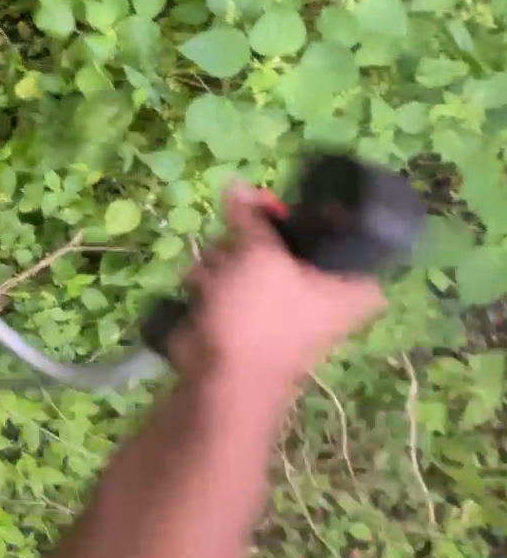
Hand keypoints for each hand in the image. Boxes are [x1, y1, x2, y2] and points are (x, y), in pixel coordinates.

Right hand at [172, 184, 385, 396]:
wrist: (225, 373)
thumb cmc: (258, 317)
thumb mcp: (258, 258)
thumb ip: (251, 218)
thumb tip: (238, 185)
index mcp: (353, 282)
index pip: (328, 230)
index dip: (290, 218)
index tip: (260, 213)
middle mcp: (326, 291)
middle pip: (279, 241)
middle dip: (242, 244)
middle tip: (232, 254)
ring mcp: (287, 303)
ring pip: (247, 257)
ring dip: (221, 261)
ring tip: (214, 278)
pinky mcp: (251, 311)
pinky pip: (231, 277)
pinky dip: (213, 279)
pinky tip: (205, 289)